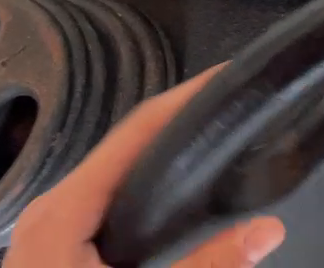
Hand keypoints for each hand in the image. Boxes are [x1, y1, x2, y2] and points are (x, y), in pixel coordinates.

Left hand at [6, 68, 284, 267]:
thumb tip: (269, 229)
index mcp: (63, 211)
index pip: (138, 127)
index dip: (188, 95)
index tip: (233, 73)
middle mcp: (54, 209)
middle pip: (131, 141)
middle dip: (187, 115)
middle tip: (240, 101)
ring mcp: (54, 229)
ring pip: (123, 166)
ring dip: (171, 144)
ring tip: (222, 130)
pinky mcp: (62, 249)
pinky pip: (117, 191)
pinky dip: (155, 175)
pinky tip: (185, 184)